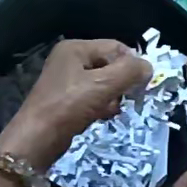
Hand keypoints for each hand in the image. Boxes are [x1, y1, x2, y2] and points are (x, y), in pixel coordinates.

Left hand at [0, 39, 151, 166]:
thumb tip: (149, 67)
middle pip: (110, 64)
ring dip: (113, 96)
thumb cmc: (68, 106)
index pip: (117, 47)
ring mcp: (67, 80)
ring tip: (112, 110)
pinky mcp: (66, 99)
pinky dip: (102, 105)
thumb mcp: (103, 85)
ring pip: (104, 82)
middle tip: (127, 99)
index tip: (141, 85)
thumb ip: (130, 72)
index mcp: (76, 48)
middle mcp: (70, 59)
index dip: (132, 64)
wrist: (37, 140)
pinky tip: (103, 116)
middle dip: (122, 82)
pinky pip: (94, 97)